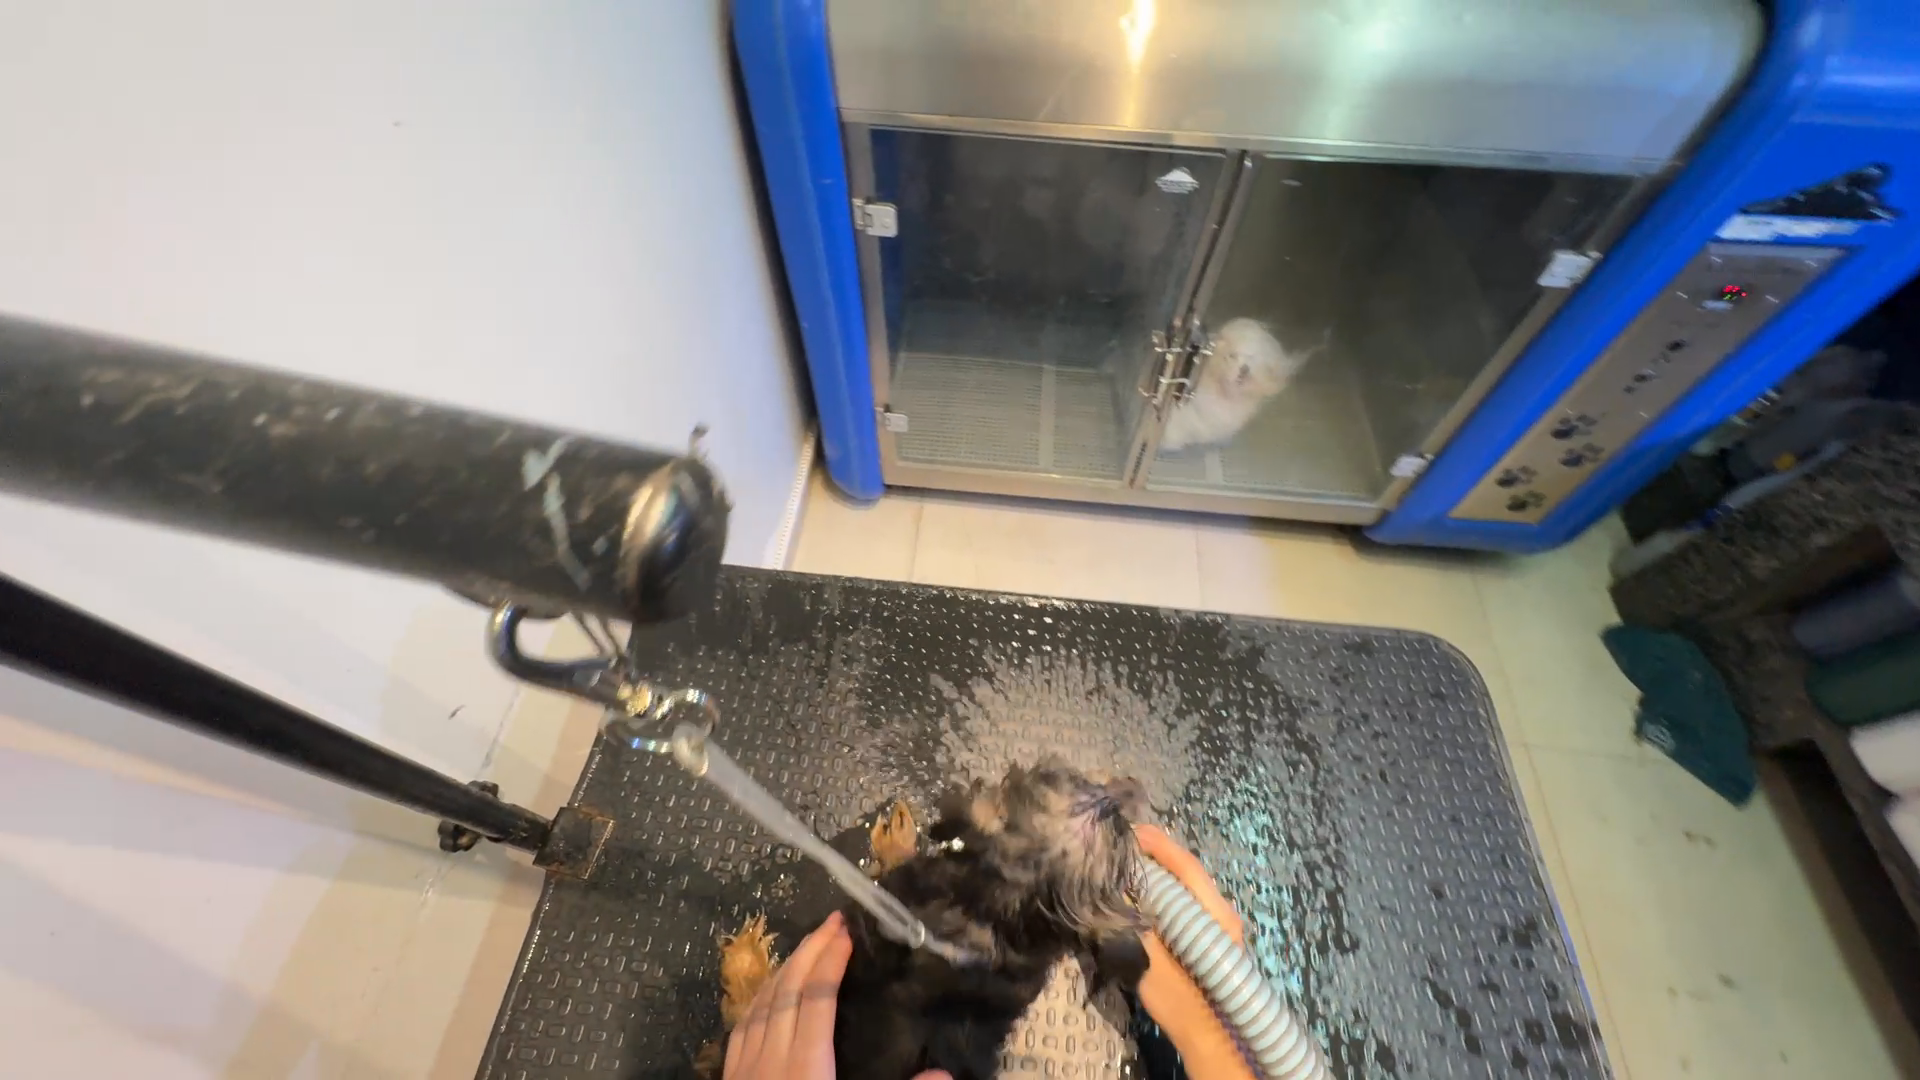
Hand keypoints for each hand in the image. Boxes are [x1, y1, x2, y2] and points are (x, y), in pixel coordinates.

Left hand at [723, 911, 949, 1079]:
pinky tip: (767, 996)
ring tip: (806, 946)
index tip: (848, 931)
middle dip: (809, 950)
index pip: (817, 998)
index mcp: (804, 1071)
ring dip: (784, 969)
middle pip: (787, 992)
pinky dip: (758, 1001)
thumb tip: (945, 1073)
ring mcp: (744, 1076)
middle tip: (833, 920)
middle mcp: (770, 1064)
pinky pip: (741, 1030)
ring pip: (760, 1006)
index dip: (831, 960)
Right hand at [1133, 825, 1257, 1079]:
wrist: (1211, 1040)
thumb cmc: (1182, 999)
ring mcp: (1215, 922)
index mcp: (1213, 911)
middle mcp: (1219, 909)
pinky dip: (1161, 888)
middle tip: (1120, 842)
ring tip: (1125, 861)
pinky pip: (1182, 899)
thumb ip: (1129, 921)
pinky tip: (1140, 891)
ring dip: (1156, 870)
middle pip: (1184, 868)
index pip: (1184, 863)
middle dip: (1153, 851)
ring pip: (1183, 883)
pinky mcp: (1206, 935)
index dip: (1155, 843)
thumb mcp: (1149, 959)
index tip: (1126, 830)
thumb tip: (1107, 886)